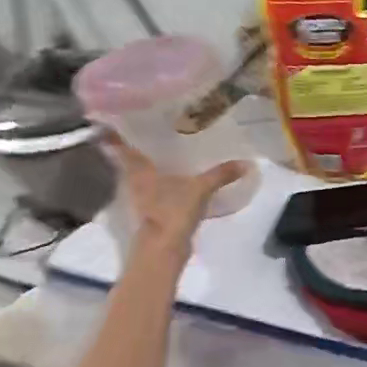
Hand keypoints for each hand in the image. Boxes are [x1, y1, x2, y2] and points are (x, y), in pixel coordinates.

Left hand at [98, 133, 249, 256]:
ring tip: (172, 154)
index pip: (121, 144)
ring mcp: (141, 198)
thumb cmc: (172, 211)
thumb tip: (247, 163)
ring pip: (144, 176)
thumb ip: (220, 175)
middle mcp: (134, 180)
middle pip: (132, 159)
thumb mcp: (200, 189)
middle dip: (140, 146)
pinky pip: (156, 191)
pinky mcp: (151, 213)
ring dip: (153, 167)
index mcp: (138, 168)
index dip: (119, 130)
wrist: (162, 250)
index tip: (125, 117)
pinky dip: (164, 185)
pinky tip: (178, 182)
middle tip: (158, 131)